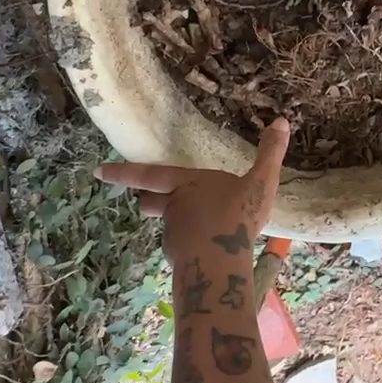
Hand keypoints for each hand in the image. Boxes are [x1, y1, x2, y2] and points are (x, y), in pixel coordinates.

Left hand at [96, 118, 290, 254]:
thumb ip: (271, 153)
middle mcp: (174, 207)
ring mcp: (174, 234)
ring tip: (203, 227)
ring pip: (168, 225)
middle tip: (150, 199)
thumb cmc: (236, 215)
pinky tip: (211, 247)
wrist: (221, 262)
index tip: (98, 171)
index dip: (122, 172)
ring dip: (178, 224)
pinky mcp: (180, 256)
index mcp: (187, 184)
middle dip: (150, 200)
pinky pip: (182, 246)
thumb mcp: (261, 182)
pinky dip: (192, 244)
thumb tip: (283, 121)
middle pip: (151, 203)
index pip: (148, 174)